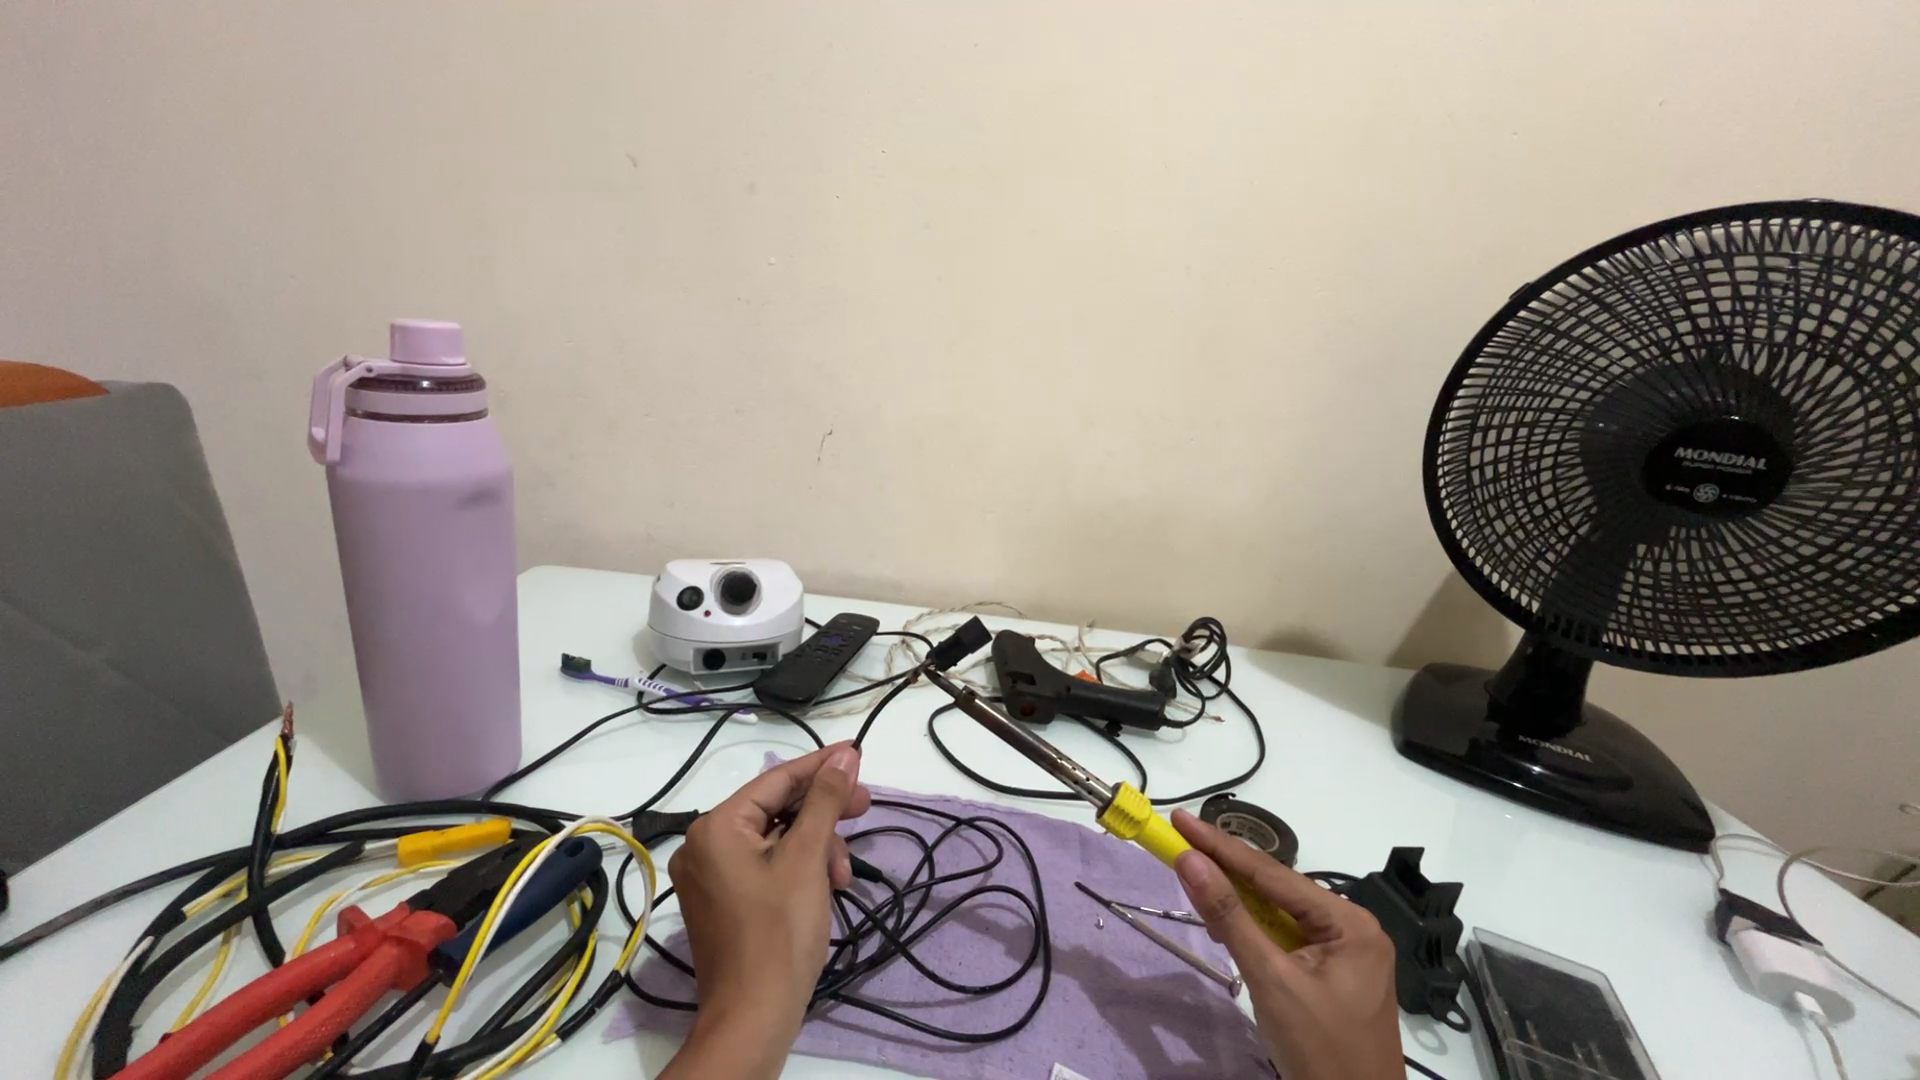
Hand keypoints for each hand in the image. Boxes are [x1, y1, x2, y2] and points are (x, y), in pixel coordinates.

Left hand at [658, 743, 870, 1079]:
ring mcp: (711, 875)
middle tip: (865, 807)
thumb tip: (845, 754)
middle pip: (777, 808)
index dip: (822, 765)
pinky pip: (767, 864)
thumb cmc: (780, 932)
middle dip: (824, 812)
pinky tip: (828, 885)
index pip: (777, 779)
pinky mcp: (723, 900)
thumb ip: (826, 799)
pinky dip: (800, 868)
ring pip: (777, 838)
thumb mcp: (807, 857)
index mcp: (716, 827)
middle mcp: (705, 844)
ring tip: (843, 874)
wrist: (753, 1019)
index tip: (858, 752)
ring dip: (817, 847)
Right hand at [1171, 809, 1401, 1079]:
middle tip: (1178, 845)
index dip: (1219, 844)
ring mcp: (1344, 949)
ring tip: (1193, 882)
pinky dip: (1251, 928)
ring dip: (1235, 900)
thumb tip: (1189, 860)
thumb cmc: (1320, 1051)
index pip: (1271, 872)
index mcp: (1348, 921)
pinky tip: (1225, 927)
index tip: (1180, 820)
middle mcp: (1351, 925)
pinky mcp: (1331, 971)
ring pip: (1276, 910)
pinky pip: (1284, 934)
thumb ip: (1228, 916)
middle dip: (1225, 869)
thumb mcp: (1270, 979)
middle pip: (1275, 886)